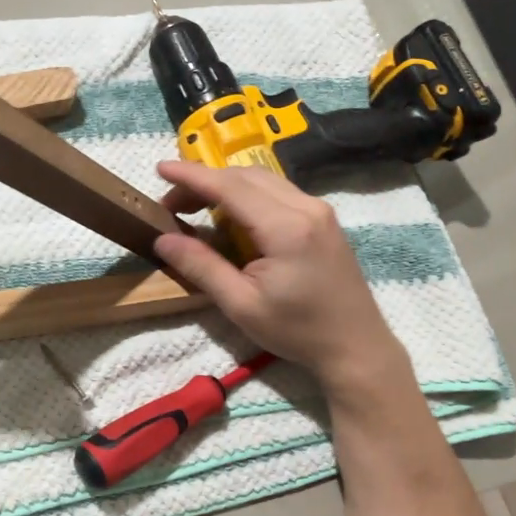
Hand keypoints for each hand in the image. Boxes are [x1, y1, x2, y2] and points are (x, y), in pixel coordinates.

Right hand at [153, 161, 414, 397]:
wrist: (355, 346)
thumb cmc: (297, 331)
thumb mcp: (241, 305)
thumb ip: (202, 267)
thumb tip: (162, 240)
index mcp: (286, 228)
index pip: (230, 187)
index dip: (191, 176)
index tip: (159, 168)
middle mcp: (306, 207)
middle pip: (245, 176)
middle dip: (204, 181)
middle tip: (171, 204)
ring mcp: (319, 210)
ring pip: (263, 180)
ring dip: (225, 186)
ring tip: (193, 206)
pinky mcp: (323, 219)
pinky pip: (278, 192)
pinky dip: (247, 194)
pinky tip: (229, 214)